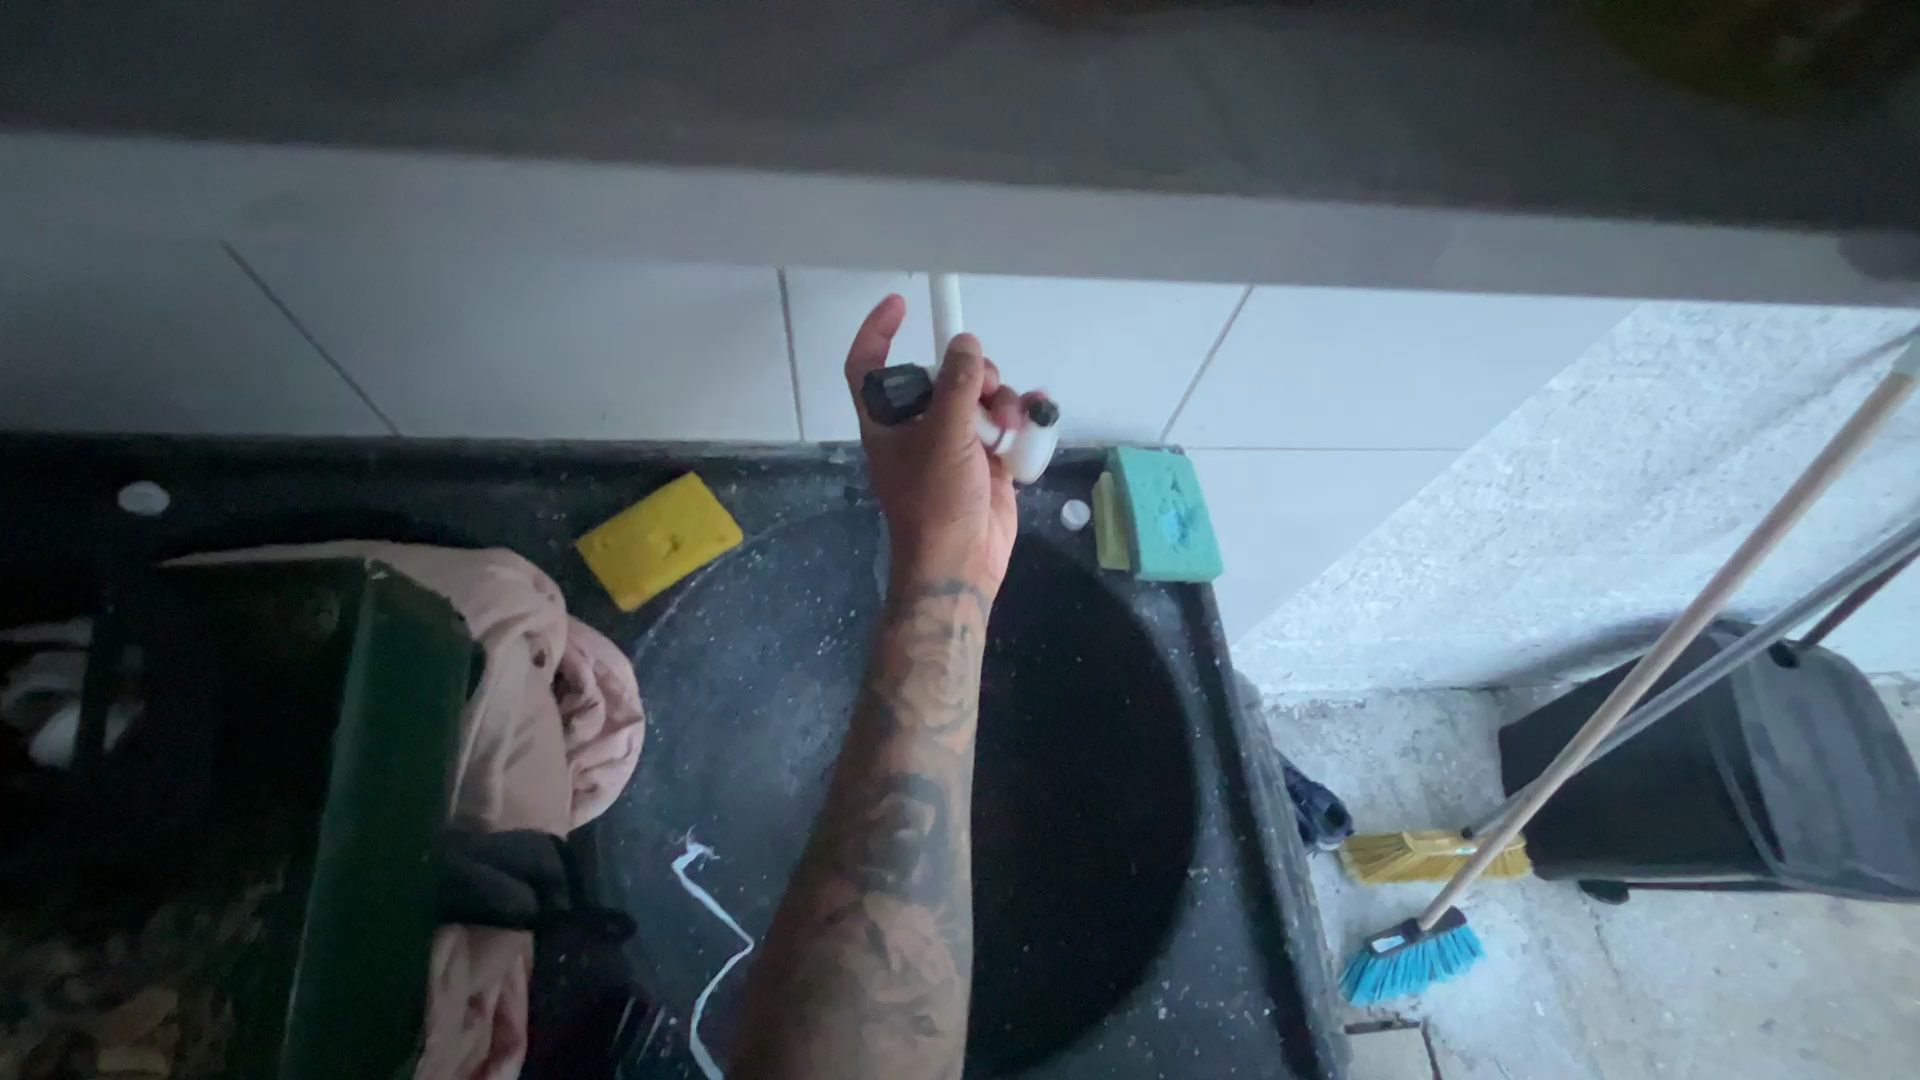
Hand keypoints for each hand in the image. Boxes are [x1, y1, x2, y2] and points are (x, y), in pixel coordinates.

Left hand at [844, 294, 1022, 599]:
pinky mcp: (986, 460)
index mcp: (888, 421)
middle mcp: (919, 427)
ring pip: (980, 398)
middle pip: (943, 375)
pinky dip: (1020, 419)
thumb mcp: (944, 438)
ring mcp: (955, 443)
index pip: (869, 366)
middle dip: (972, 374)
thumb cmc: (936, 502)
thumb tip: (966, 344)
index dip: (878, 332)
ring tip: (1009, 425)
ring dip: (1001, 402)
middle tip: (987, 389)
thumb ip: (957, 386)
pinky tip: (1035, 417)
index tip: (901, 305)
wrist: (961, 562)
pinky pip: (1004, 424)